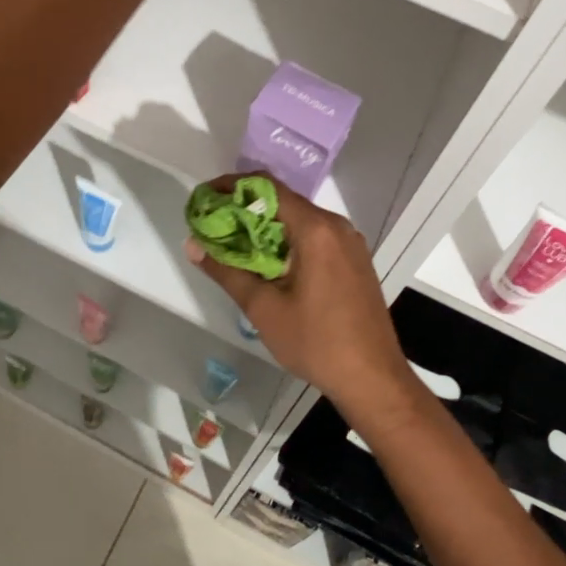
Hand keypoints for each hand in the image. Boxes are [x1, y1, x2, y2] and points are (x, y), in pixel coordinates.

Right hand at [184, 175, 419, 421]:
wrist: (372, 378)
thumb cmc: (316, 342)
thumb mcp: (264, 308)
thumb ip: (227, 271)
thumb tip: (193, 245)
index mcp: (316, 229)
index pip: (268, 188)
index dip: (233, 187)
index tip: (206, 199)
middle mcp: (337, 226)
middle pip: (285, 202)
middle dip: (246, 209)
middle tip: (214, 225)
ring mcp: (350, 243)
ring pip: (301, 221)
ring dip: (268, 228)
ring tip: (234, 244)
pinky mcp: (355, 261)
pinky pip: (317, 237)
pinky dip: (290, 241)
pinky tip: (269, 263)